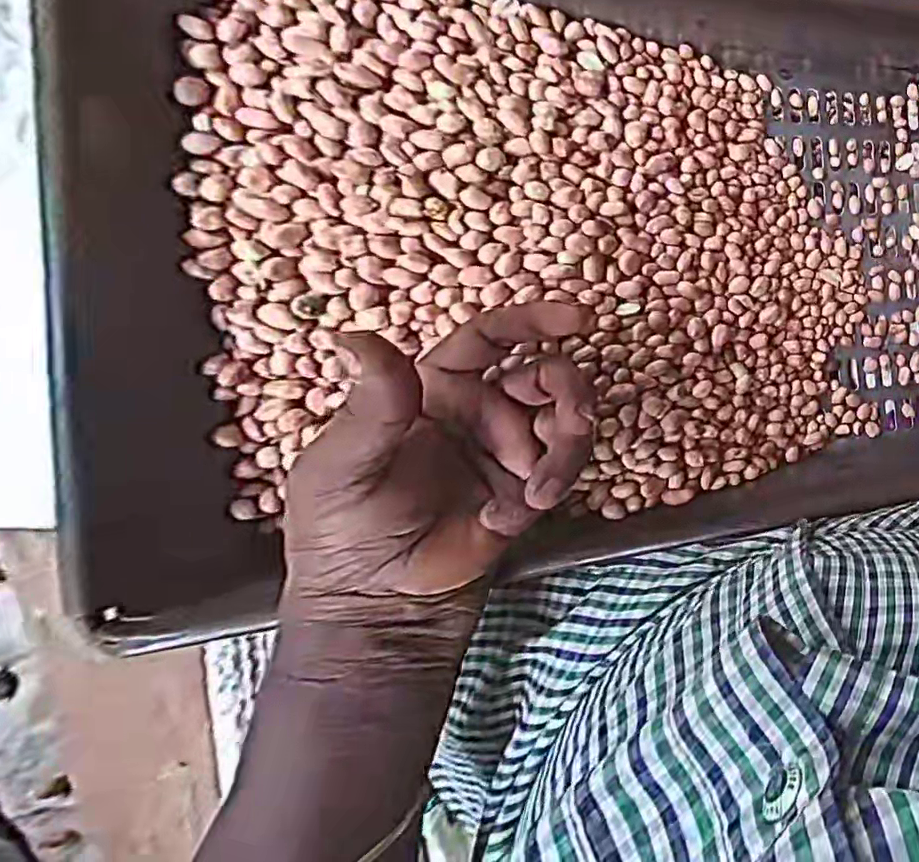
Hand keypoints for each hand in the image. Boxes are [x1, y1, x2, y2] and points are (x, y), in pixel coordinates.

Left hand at [280, 302, 596, 625]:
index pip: (492, 337)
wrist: (380, 600)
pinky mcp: (537, 483)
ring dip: (569, 445)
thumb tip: (356, 337)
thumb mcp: (340, 465)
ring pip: (569, 418)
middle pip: (548, 373)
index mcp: (439, 388)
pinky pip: (568, 465)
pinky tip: (521, 509)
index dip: (534, 320)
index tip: (577, 318)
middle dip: (570, 389)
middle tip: (577, 418)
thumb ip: (370, 405)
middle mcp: (486, 408)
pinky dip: (554, 482)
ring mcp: (517, 446)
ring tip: (541, 489)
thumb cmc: (344, 527)